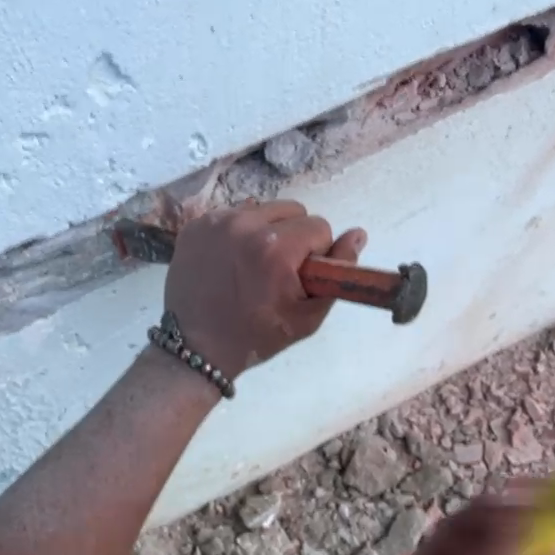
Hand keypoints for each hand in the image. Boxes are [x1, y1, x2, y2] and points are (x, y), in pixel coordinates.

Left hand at [164, 201, 365, 377]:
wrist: (197, 347)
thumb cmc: (257, 336)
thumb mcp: (307, 315)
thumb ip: (338, 273)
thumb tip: (358, 234)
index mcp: (275, 248)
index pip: (318, 227)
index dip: (316, 253)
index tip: (301, 276)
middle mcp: (245, 225)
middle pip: (292, 210)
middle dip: (294, 236)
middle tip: (279, 269)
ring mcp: (216, 222)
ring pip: (262, 208)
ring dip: (267, 230)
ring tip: (254, 263)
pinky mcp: (196, 225)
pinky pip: (233, 213)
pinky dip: (239, 231)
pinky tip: (231, 260)